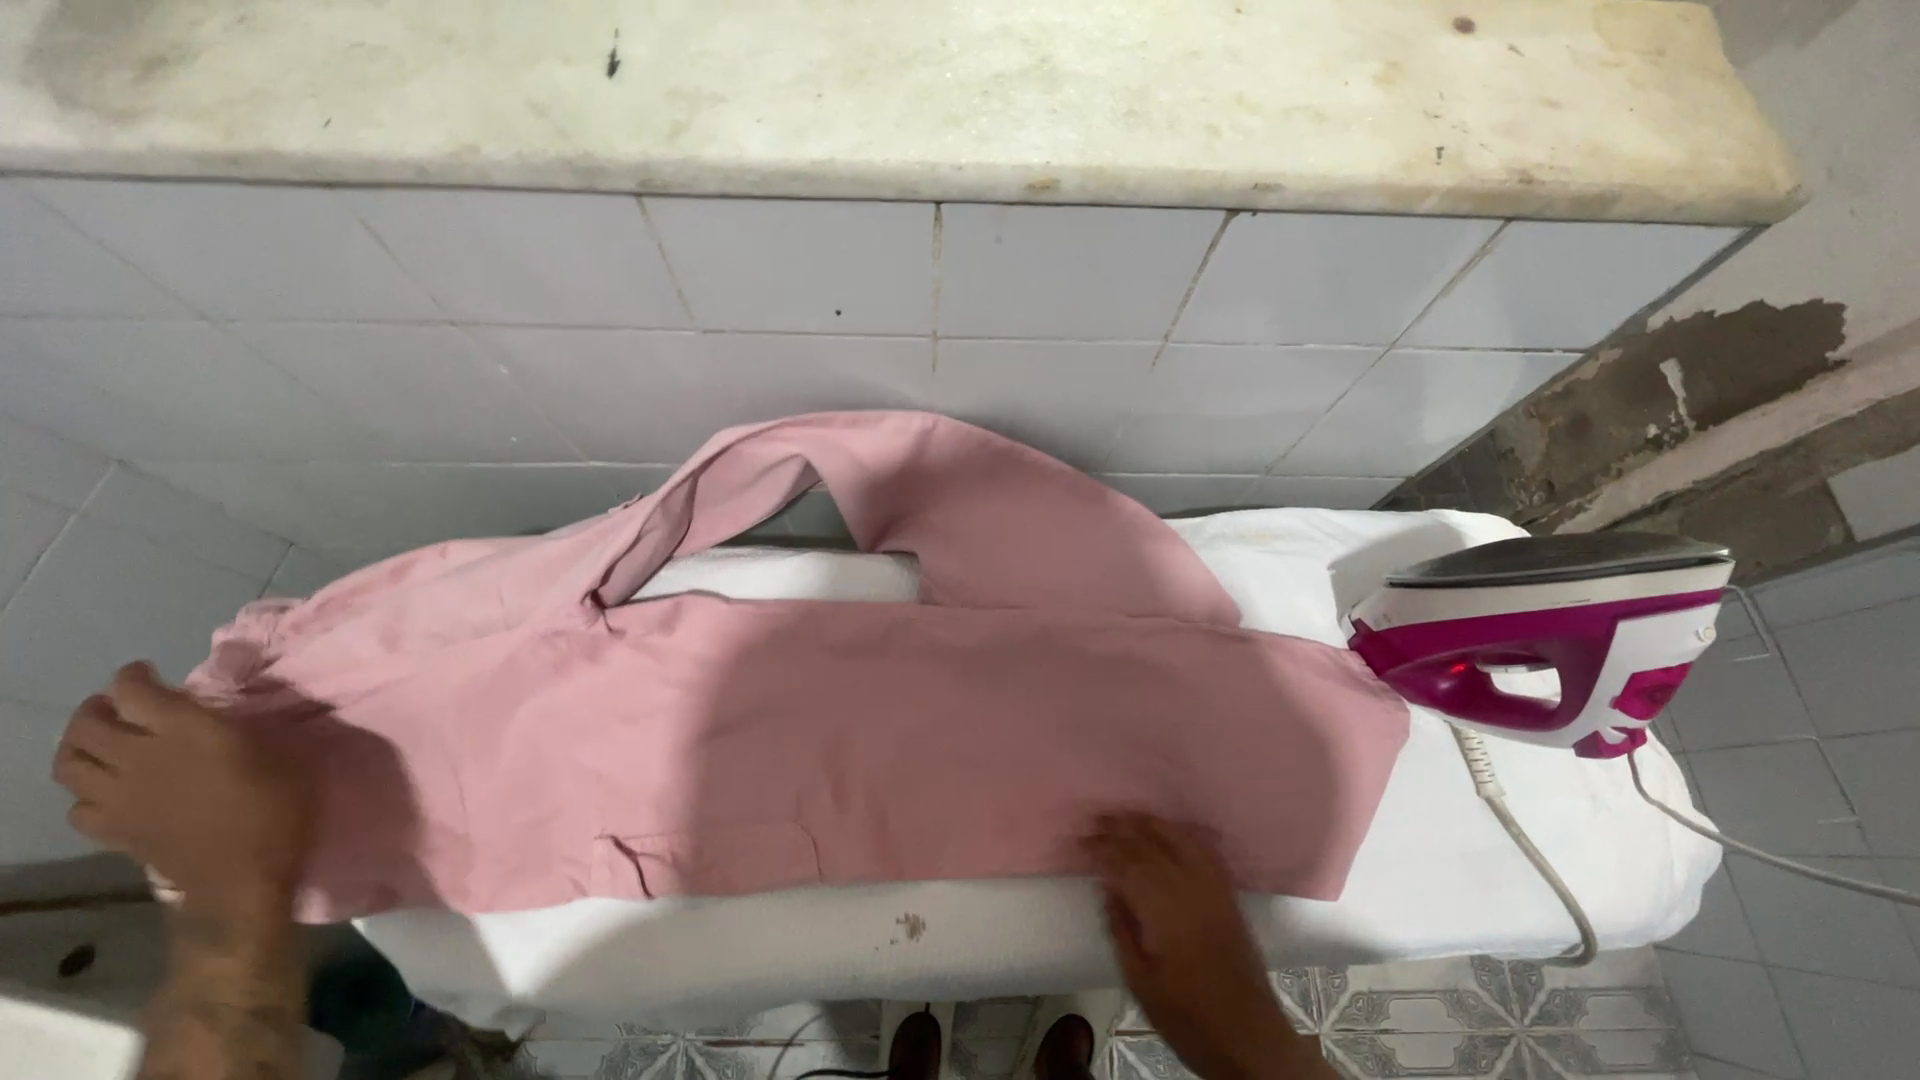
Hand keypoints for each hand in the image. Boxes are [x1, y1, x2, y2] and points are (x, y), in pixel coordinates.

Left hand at [53, 663, 312, 920]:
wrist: (246, 875)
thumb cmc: (278, 807)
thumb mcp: (283, 754)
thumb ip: (243, 730)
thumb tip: (225, 717)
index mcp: (185, 731)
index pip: (134, 690)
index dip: (133, 676)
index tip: (144, 672)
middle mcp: (139, 756)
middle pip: (88, 724)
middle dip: (97, 708)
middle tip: (116, 705)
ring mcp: (118, 796)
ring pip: (69, 763)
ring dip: (78, 746)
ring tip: (99, 742)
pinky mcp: (112, 829)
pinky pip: (77, 806)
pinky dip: (85, 792)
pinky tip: (106, 792)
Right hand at [1085, 812, 1331, 1079]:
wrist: (1249, 1038)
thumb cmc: (1187, 1017)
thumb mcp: (1140, 981)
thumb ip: (1122, 928)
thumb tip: (1108, 887)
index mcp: (1165, 912)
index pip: (1129, 865)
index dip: (1105, 848)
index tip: (1083, 840)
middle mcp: (1192, 891)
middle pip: (1154, 846)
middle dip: (1123, 829)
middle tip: (1097, 819)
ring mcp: (1215, 891)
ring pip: (1182, 841)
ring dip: (1153, 824)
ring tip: (1128, 816)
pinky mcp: (1230, 897)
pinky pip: (1206, 852)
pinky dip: (1185, 835)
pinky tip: (1172, 831)